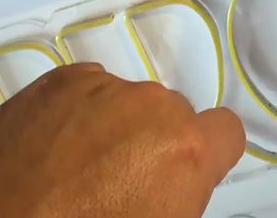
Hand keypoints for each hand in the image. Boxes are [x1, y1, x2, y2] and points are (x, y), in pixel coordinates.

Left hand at [0, 63, 243, 217]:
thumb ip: (178, 195)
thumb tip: (167, 190)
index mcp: (183, 149)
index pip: (227, 130)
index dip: (211, 153)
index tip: (190, 175)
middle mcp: (146, 105)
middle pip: (169, 114)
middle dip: (152, 144)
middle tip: (120, 191)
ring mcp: (97, 88)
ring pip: (124, 101)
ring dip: (111, 129)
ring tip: (75, 177)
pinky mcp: (54, 81)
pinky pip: (83, 91)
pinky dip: (75, 116)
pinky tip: (49, 156)